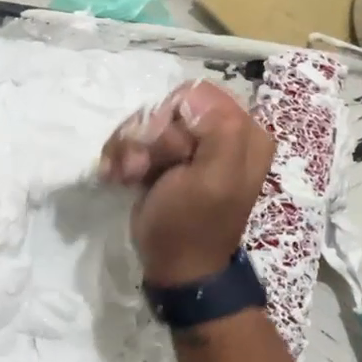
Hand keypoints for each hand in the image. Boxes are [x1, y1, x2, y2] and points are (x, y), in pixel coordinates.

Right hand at [98, 81, 276, 285]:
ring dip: (128, 148)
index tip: (167, 154)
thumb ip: (220, 130)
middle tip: (141, 168)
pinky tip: (119, 177)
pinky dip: (121, 156)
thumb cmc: (193, 224)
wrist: (173, 265)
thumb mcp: (217, 179)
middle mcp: (220, 132)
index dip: (171, 120)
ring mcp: (190, 145)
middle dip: (146, 137)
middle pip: (166, 107)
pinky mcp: (165, 157)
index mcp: (243, 131)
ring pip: (145, 121)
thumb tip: (190, 98)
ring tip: (127, 176)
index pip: (194, 95)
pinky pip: (134, 137)